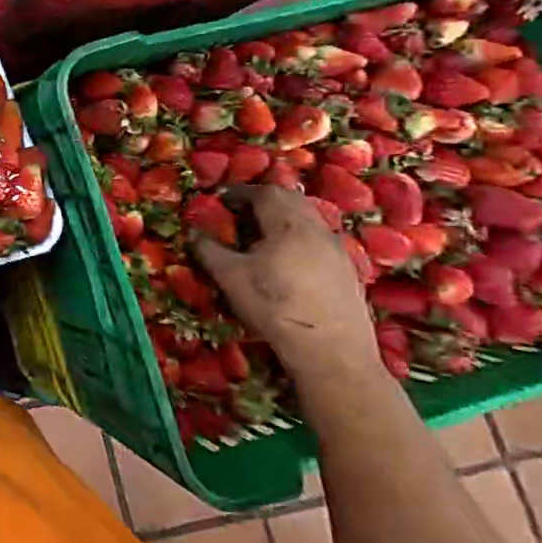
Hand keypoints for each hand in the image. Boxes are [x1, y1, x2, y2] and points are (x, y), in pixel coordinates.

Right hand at [190, 185, 381, 384]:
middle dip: (265, 201)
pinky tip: (289, 260)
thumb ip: (209, 250)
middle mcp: (318, 229)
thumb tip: (193, 233)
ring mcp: (339, 250)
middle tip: (242, 211)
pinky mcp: (348, 271)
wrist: (331, 350)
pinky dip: (300, 238)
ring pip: (310, 220)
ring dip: (285, 218)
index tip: (222, 199)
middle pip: (292, 201)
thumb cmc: (274, 306)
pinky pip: (321, 240)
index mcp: (289, 224)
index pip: (266, 193)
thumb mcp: (231, 277)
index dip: (242, 192)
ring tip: (263, 234)